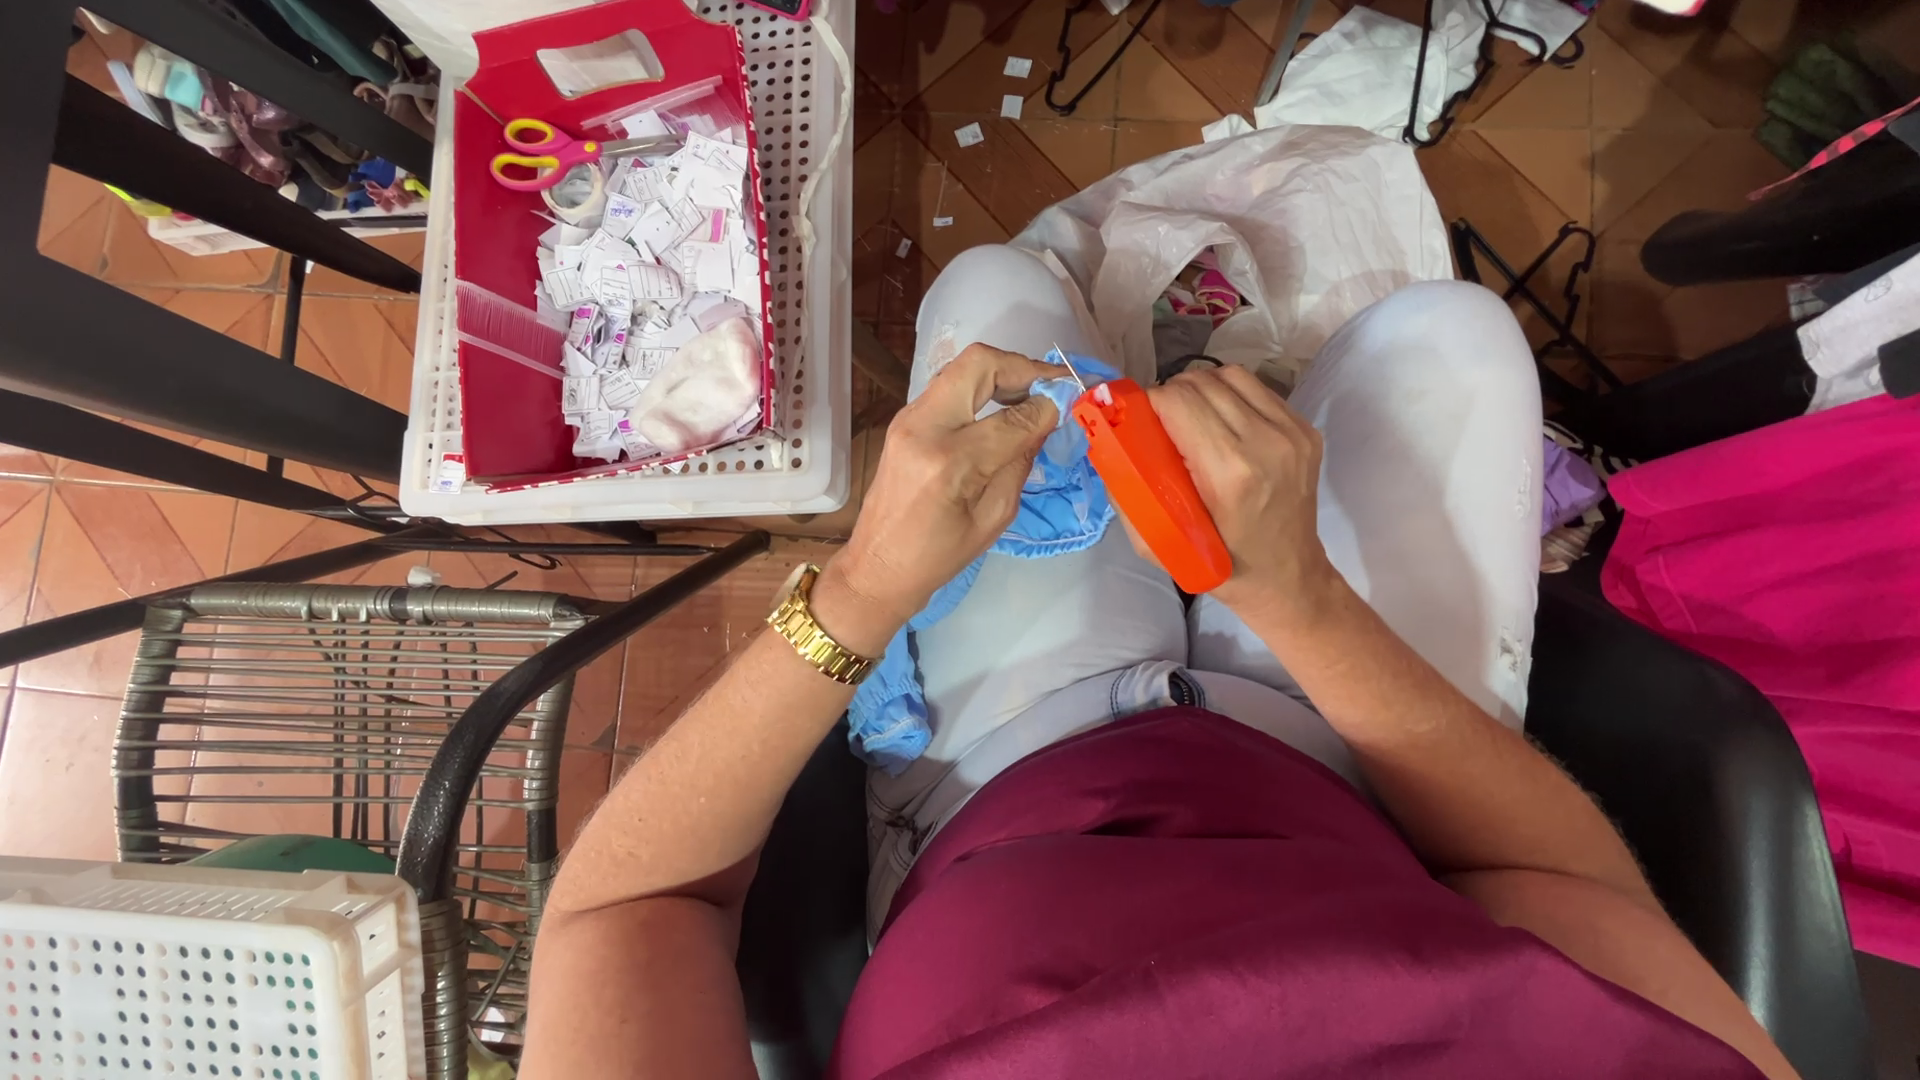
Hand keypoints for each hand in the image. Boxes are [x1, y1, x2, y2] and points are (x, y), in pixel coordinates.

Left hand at [824, 343, 1059, 640]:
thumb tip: (1045, 420)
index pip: (1013, 417)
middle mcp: (924, 428)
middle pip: (980, 363)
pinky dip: (981, 388)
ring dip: (1001, 374)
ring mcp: (908, 419)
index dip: (1047, 408)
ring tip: (1029, 398)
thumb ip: (1020, 462)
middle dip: (1023, 367)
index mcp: (949, 463)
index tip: (1068, 406)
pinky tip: (1000, 409)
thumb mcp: (993, 517)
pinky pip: (949, 387)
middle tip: (1049, 388)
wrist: (878, 567)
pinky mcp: (904, 421)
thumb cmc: (938, 557)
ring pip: (962, 368)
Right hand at [1131, 365, 1336, 622]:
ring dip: (1199, 390)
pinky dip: (1228, 397)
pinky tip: (1220, 424)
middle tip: (1159, 424)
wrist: (1287, 578)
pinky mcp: (1305, 428)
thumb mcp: (1158, 542)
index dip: (1148, 403)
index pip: (1177, 400)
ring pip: (1228, 375)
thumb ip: (1128, 490)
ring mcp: (1291, 432)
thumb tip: (1106, 443)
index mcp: (1229, 472)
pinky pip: (1255, 388)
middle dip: (1170, 395)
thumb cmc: (1219, 567)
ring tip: (1189, 420)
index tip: (1137, 422)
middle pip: (1200, 382)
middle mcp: (1266, 442)